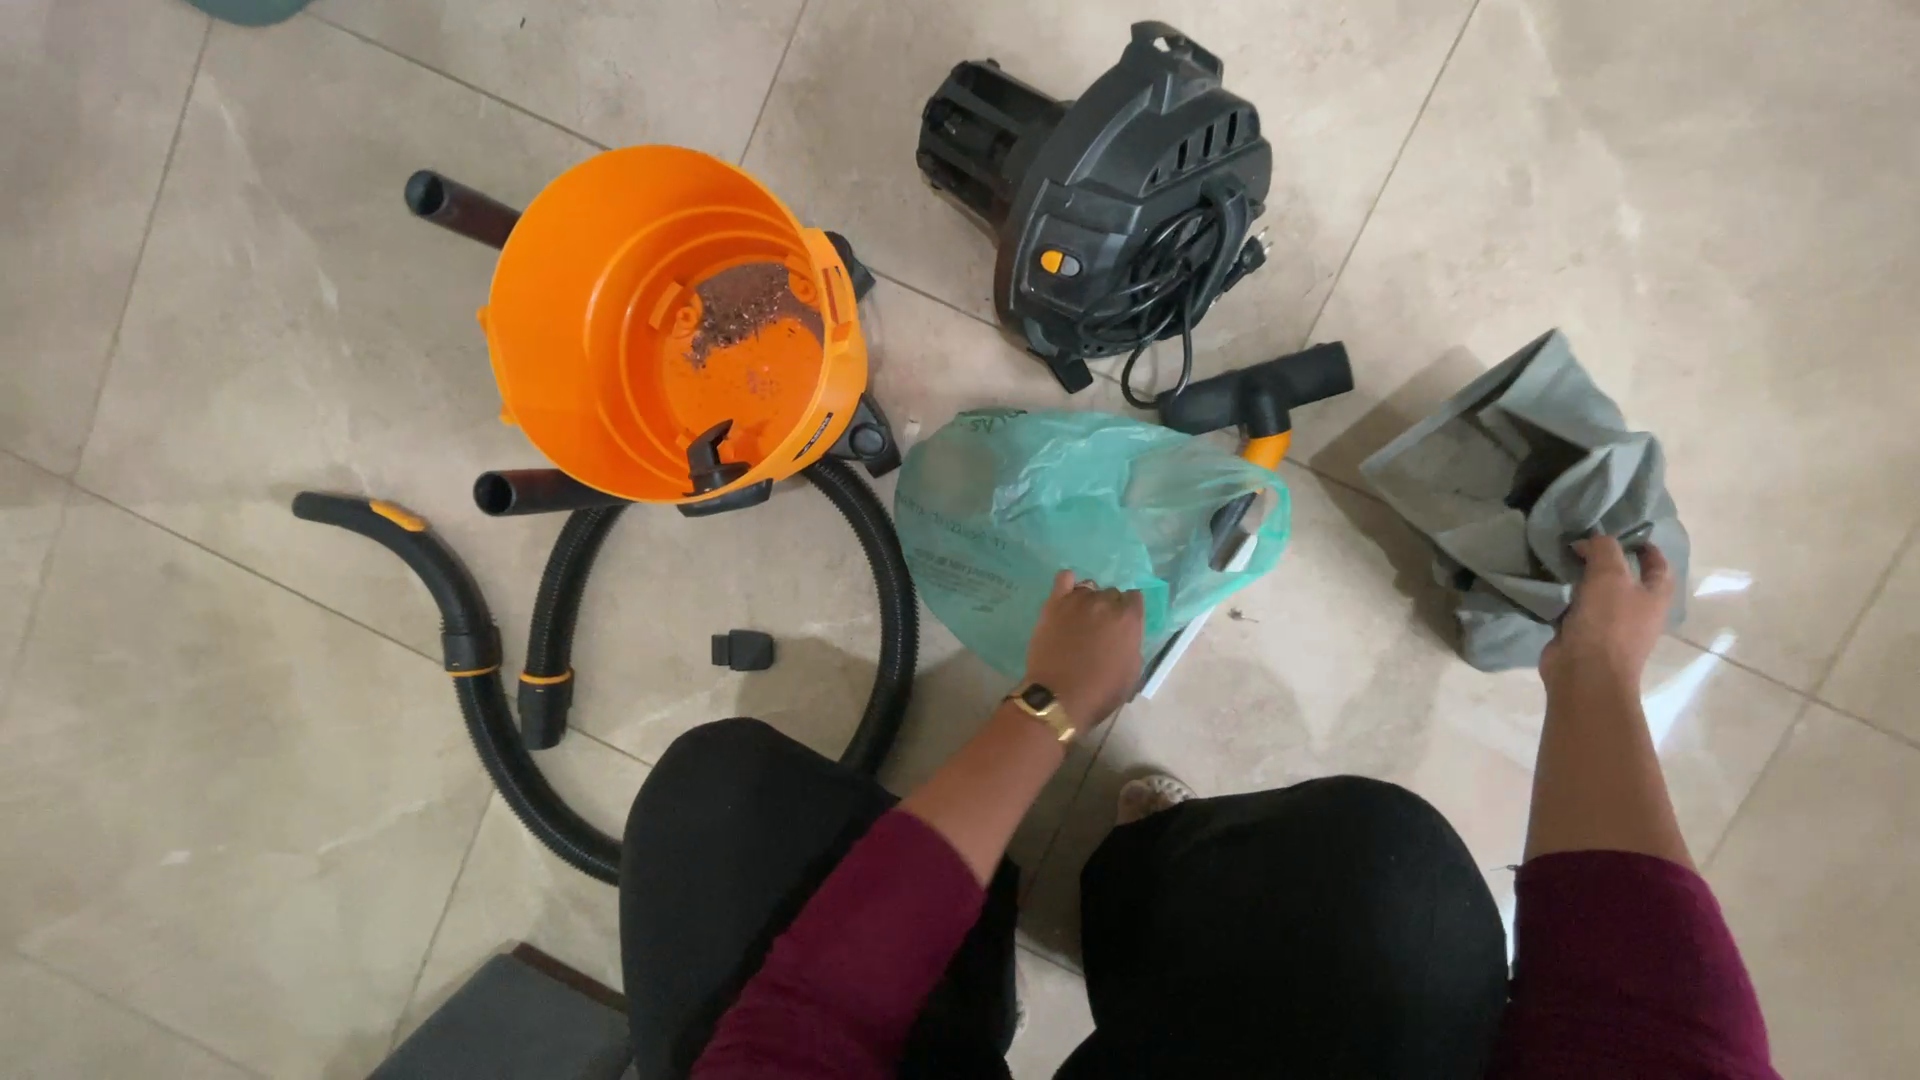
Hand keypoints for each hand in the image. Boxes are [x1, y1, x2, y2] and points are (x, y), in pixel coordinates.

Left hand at [1023, 571, 1144, 732]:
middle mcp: (1105, 603)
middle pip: (1111, 593)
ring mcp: (1078, 600)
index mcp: (1129, 619)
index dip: (1128, 611)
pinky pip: (1064, 578)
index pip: (1134, 598)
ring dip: (1088, 599)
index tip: (1121, 625)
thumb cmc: (1100, 692)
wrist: (1059, 696)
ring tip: (1080, 618)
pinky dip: (1067, 584)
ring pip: (1089, 587)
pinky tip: (1066, 597)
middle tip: (1098, 628)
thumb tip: (1126, 634)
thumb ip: (1132, 644)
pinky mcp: (1054, 603)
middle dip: (1108, 607)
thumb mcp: (1132, 673)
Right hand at [1541, 531, 1675, 687]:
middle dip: (1608, 560)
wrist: (1586, 670)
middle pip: (1626, 577)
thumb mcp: (1609, 577)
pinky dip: (1566, 596)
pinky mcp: (1584, 634)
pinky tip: (1550, 586)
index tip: (1623, 533)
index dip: (1645, 548)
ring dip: (1583, 577)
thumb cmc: (1607, 622)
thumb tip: (1589, 540)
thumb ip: (1603, 550)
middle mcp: (1637, 609)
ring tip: (1561, 560)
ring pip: (1599, 592)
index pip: (1658, 565)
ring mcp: (1610, 623)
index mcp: (1655, 595)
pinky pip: (1576, 608)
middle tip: (1582, 543)